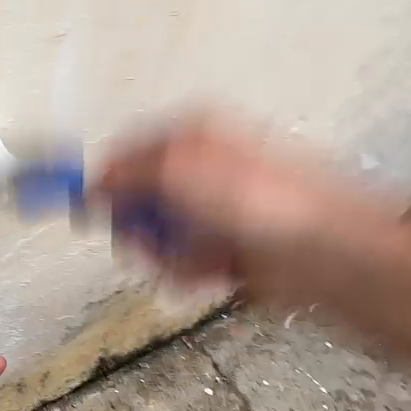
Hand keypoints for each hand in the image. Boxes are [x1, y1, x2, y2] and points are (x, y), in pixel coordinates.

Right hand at [96, 111, 395, 298]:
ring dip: (165, 255)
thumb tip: (90, 185)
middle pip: (137, 200)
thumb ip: (124, 175)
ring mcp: (213, 211)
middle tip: (148, 242)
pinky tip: (208, 275)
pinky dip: (188, 273)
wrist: (322, 251)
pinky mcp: (225, 249)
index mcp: (190, 136)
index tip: (88, 212)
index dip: (104, 182)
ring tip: (191, 260)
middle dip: (137, 228)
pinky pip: (184, 263)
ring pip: (158, 238)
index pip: (125, 153)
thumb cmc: (258, 199)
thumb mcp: (178, 170)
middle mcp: (200, 169)